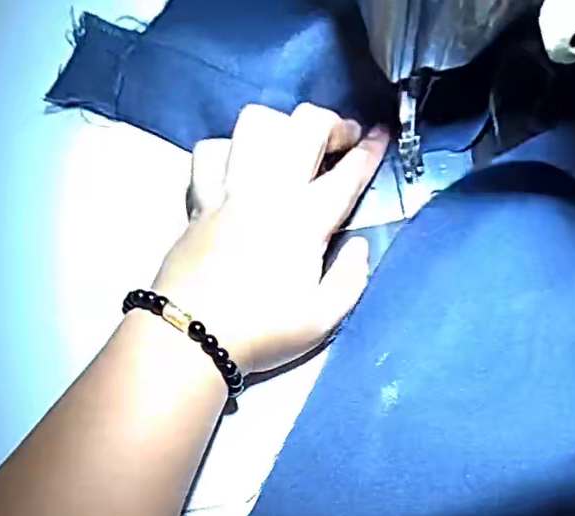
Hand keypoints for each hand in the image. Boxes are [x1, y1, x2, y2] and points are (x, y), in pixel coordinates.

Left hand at [149, 103, 389, 372]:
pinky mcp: (200, 200)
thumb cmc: (262, 331)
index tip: (382, 136)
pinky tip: (239, 167)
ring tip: (290, 146)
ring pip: (255, 123)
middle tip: (343, 139)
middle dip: (331, 122)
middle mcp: (268, 191)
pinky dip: (229, 149)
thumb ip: (350, 280)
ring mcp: (230, 190)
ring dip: (280, 125)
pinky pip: (212, 151)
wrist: (192, 334)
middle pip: (302, 127)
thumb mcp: (322, 320)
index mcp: (305, 220)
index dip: (370, 150)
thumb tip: (360, 247)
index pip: (346, 174)